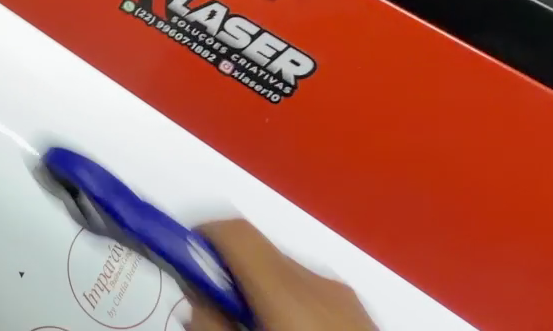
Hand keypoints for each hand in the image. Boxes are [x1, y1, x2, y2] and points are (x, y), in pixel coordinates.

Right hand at [189, 220, 377, 330]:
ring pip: (290, 276)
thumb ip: (213, 329)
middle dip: (229, 274)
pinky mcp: (368, 323)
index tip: (184, 267)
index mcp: (289, 295)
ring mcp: (351, 305)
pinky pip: (317, 298)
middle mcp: (322, 287)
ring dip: (262, 292)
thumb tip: (195, 299)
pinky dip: (292, 309)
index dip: (201, 238)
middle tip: (213, 314)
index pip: (235, 232)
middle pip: (260, 253)